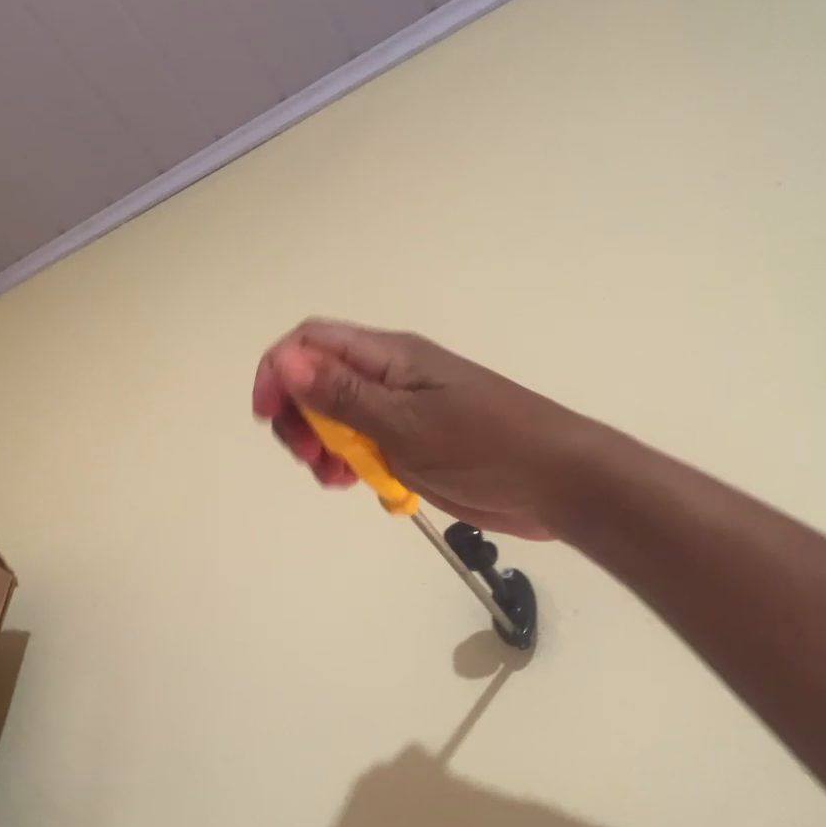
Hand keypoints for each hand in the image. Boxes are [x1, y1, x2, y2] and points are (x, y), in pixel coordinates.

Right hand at [253, 320, 587, 540]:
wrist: (556, 482)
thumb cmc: (485, 446)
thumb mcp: (406, 423)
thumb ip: (342, 395)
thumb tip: (284, 359)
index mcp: (389, 357)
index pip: (312, 342)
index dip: (279, 371)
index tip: (269, 416)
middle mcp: (388, 376)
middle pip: (316, 379)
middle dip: (298, 416)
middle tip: (309, 457)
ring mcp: (399, 409)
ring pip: (333, 415)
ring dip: (319, 444)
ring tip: (334, 477)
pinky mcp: (410, 441)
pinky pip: (359, 443)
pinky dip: (345, 462)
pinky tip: (353, 483)